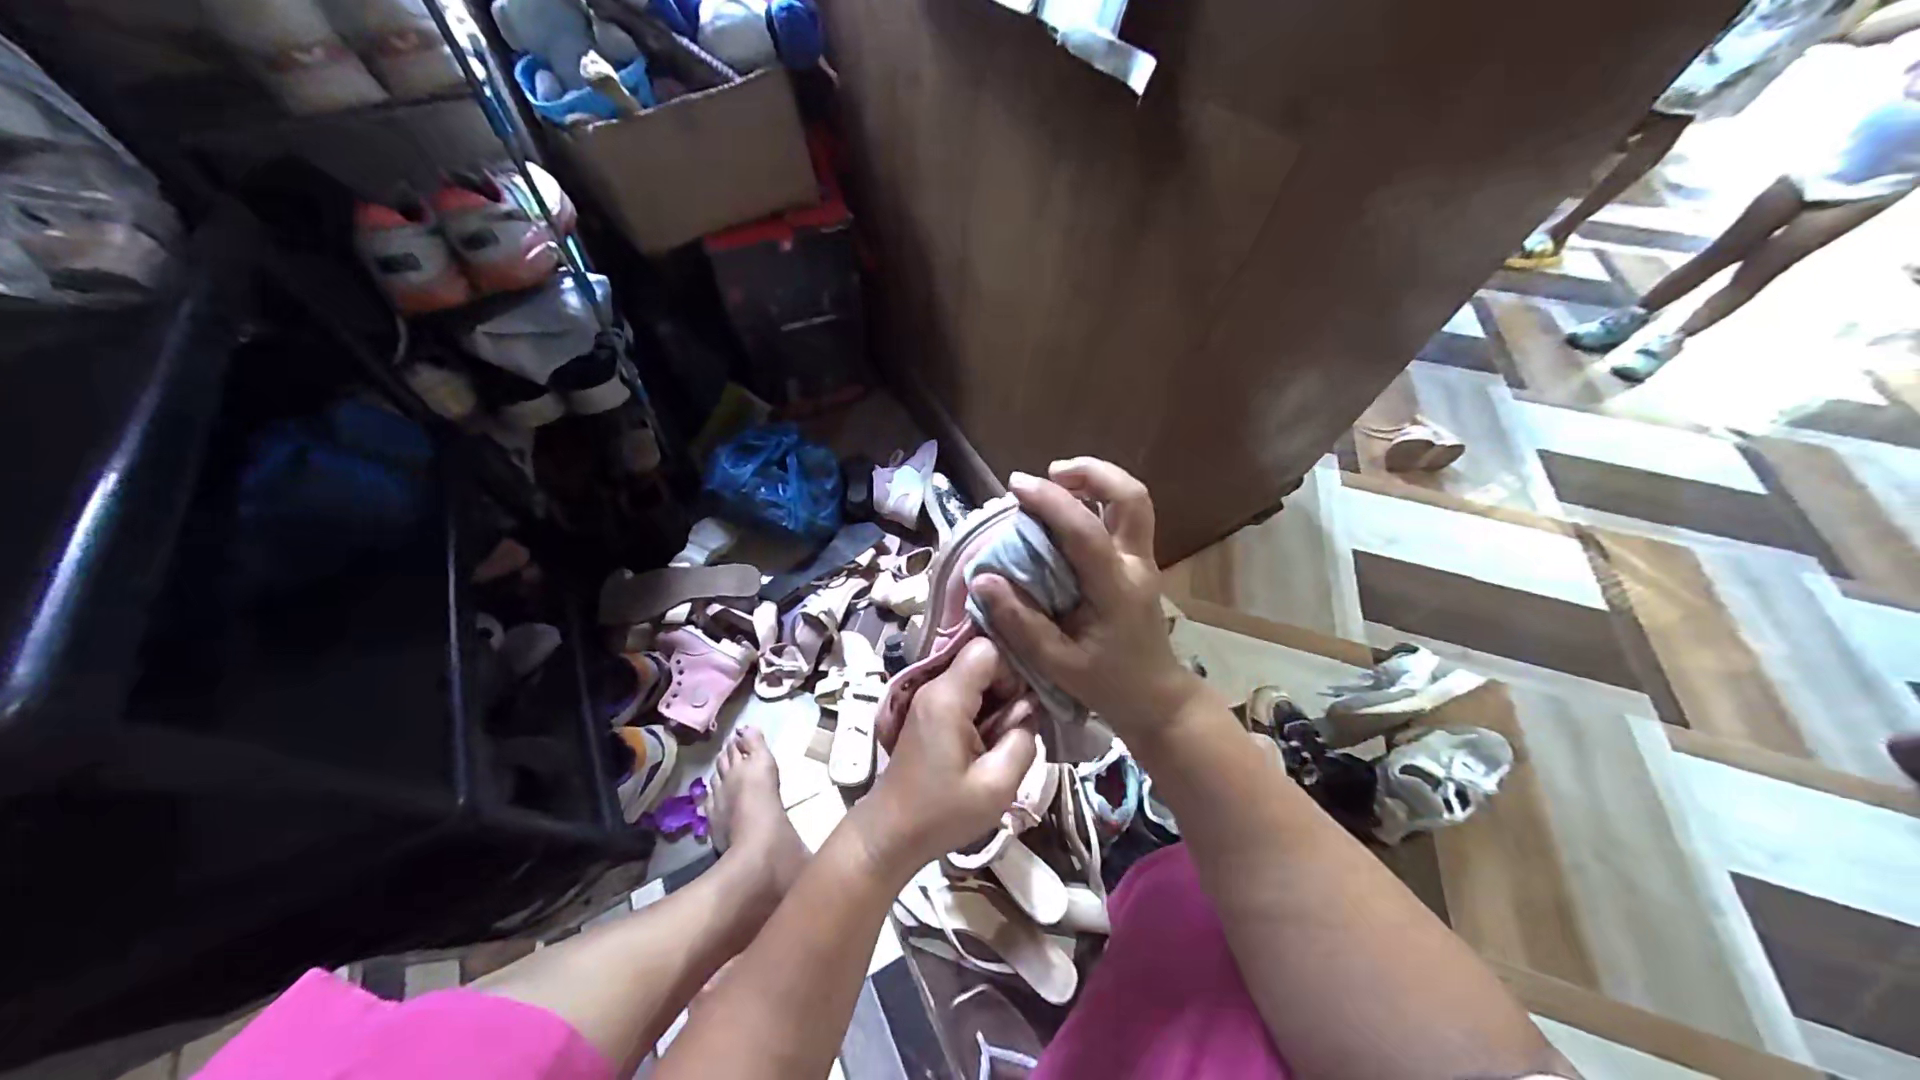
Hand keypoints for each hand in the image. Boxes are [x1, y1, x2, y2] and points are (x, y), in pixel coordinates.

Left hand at [850, 637, 1037, 872]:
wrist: (891, 833)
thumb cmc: (942, 813)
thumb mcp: (996, 786)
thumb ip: (1023, 742)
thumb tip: (1031, 715)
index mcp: (947, 698)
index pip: (987, 648)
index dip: (1013, 669)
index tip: (1025, 703)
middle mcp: (934, 688)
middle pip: (981, 659)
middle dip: (1008, 685)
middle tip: (1019, 724)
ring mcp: (928, 699)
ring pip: (975, 676)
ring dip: (997, 699)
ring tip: (1006, 736)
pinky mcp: (929, 713)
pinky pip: (964, 693)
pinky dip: (983, 709)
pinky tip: (989, 740)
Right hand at [973, 458, 1219, 745]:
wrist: (1156, 698)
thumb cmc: (1108, 684)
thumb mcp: (1058, 663)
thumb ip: (1020, 622)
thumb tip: (984, 580)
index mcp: (1116, 588)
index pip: (1086, 530)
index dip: (1051, 501)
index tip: (1016, 485)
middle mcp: (1136, 564)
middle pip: (1132, 496)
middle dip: (1092, 472)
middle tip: (1050, 473)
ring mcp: (1143, 561)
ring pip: (1132, 501)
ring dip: (1096, 482)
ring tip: (1055, 485)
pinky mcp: (1139, 564)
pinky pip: (1123, 517)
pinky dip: (1096, 501)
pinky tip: (1067, 513)